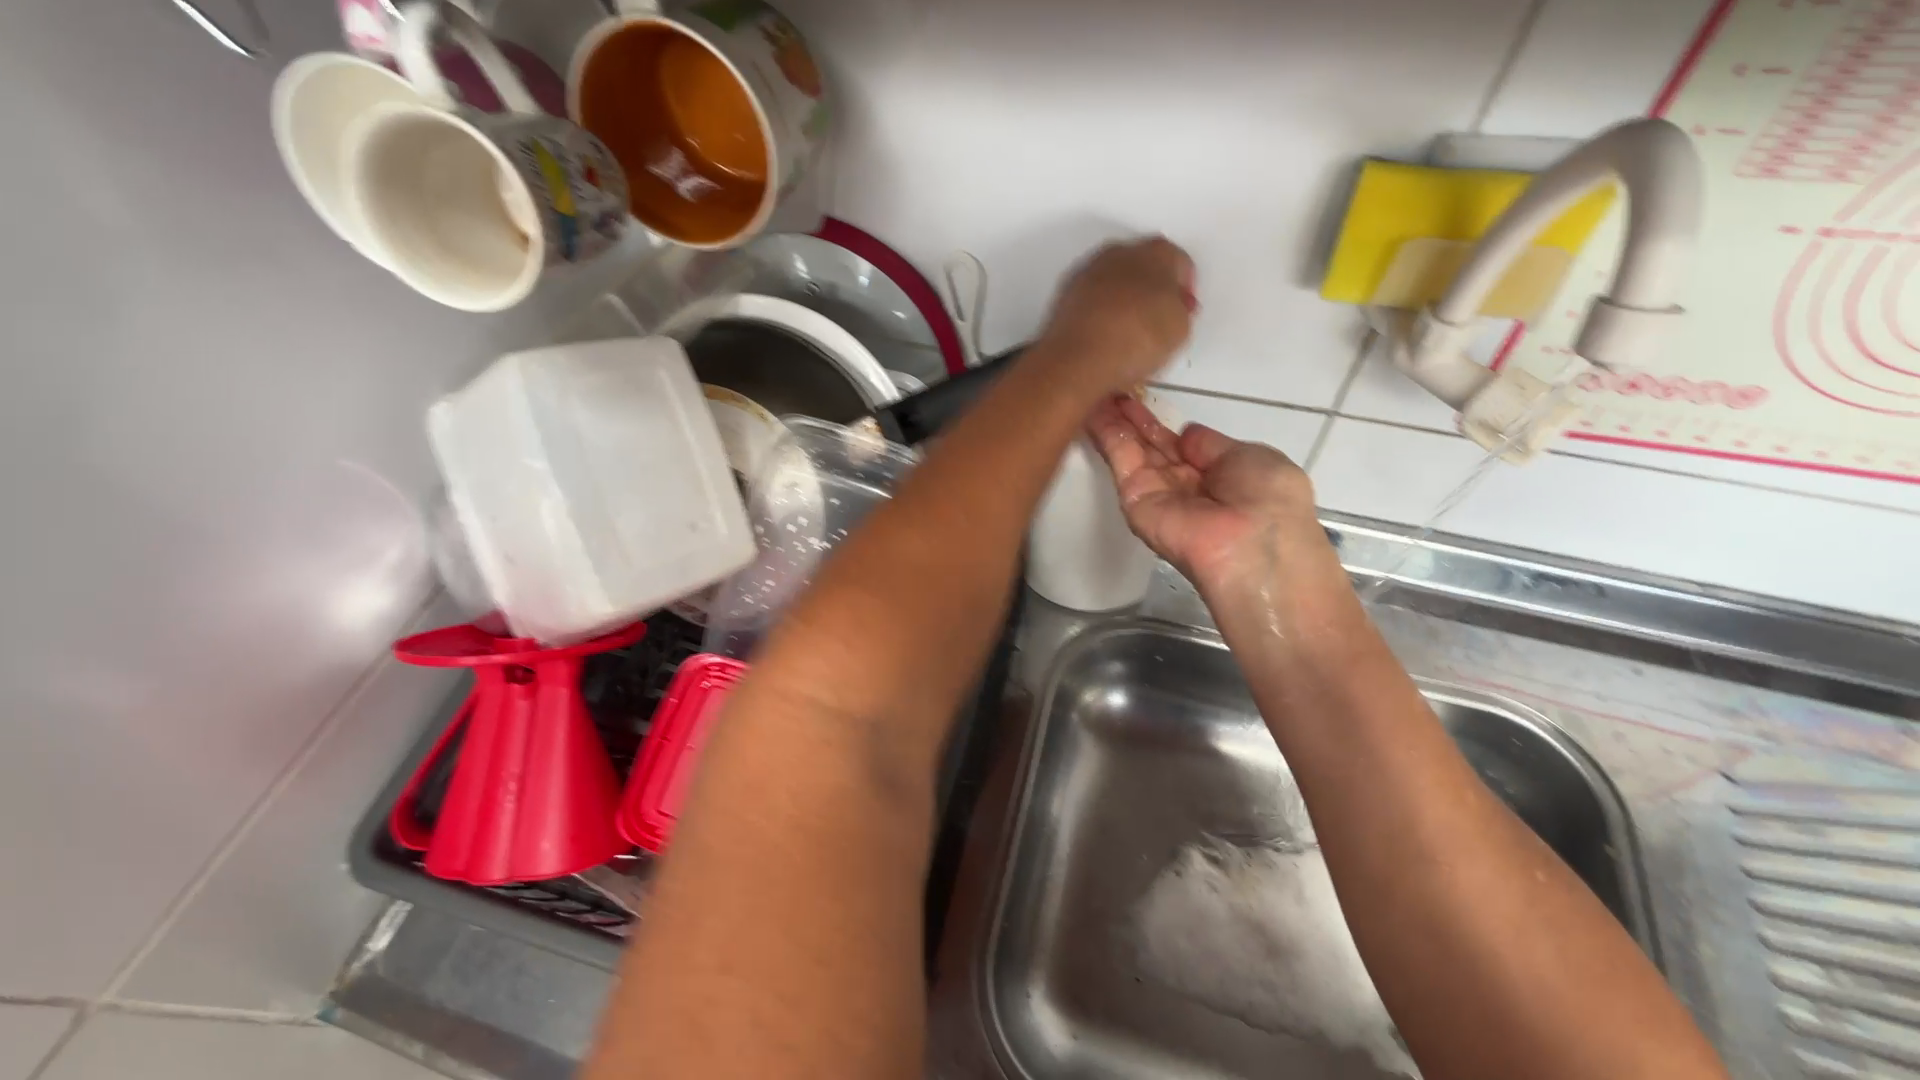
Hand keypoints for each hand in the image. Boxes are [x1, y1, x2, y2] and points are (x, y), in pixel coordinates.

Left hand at [1033, 237, 1195, 398]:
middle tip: (1159, 321)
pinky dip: (1101, 313)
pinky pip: (1093, 300)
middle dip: (1153, 289)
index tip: (1184, 310)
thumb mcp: (1181, 329)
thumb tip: (1175, 309)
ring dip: (1125, 300)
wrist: (1079, 360)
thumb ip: (1181, 310)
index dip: (1185, 289)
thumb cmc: (1135, 338)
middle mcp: (1119, 252)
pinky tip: (1107, 338)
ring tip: (1132, 334)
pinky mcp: (1064, 295)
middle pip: (1144, 266)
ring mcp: (1088, 272)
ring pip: (1115, 281)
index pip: (1180, 262)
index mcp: (1157, 251)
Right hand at [1086, 394, 1325, 590]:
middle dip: (1132, 417)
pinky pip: (1120, 462)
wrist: (1253, 548)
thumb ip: (1214, 445)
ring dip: (1113, 421)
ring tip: (1090, 389)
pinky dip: (1106, 435)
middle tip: (1107, 385)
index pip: (1182, 444)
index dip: (1163, 422)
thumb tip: (1186, 434)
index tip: (1142, 395)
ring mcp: (1158, 494)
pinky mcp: (1135, 501)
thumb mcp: (1253, 456)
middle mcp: (1186, 485)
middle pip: (1153, 446)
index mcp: (1220, 475)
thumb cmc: (1268, 499)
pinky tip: (1090, 409)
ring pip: (1132, 451)